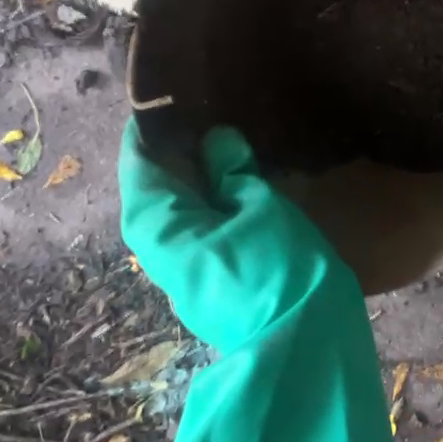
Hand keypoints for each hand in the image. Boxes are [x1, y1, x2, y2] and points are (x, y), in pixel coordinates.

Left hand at [118, 119, 346, 350]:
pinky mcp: (209, 285)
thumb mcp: (262, 207)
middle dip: (176, 155)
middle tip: (205, 118)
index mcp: (159, 226)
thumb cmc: (277, 265)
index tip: (166, 101)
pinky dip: (211, 205)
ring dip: (197, 181)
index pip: (142, 166)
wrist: (300, 340)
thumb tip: (216, 142)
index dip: (151, 132)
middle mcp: (157, 250)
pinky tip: (239, 192)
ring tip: (226, 148)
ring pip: (179, 215)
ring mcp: (183, 273)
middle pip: (156, 193)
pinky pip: (199, 233)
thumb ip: (234, 173)